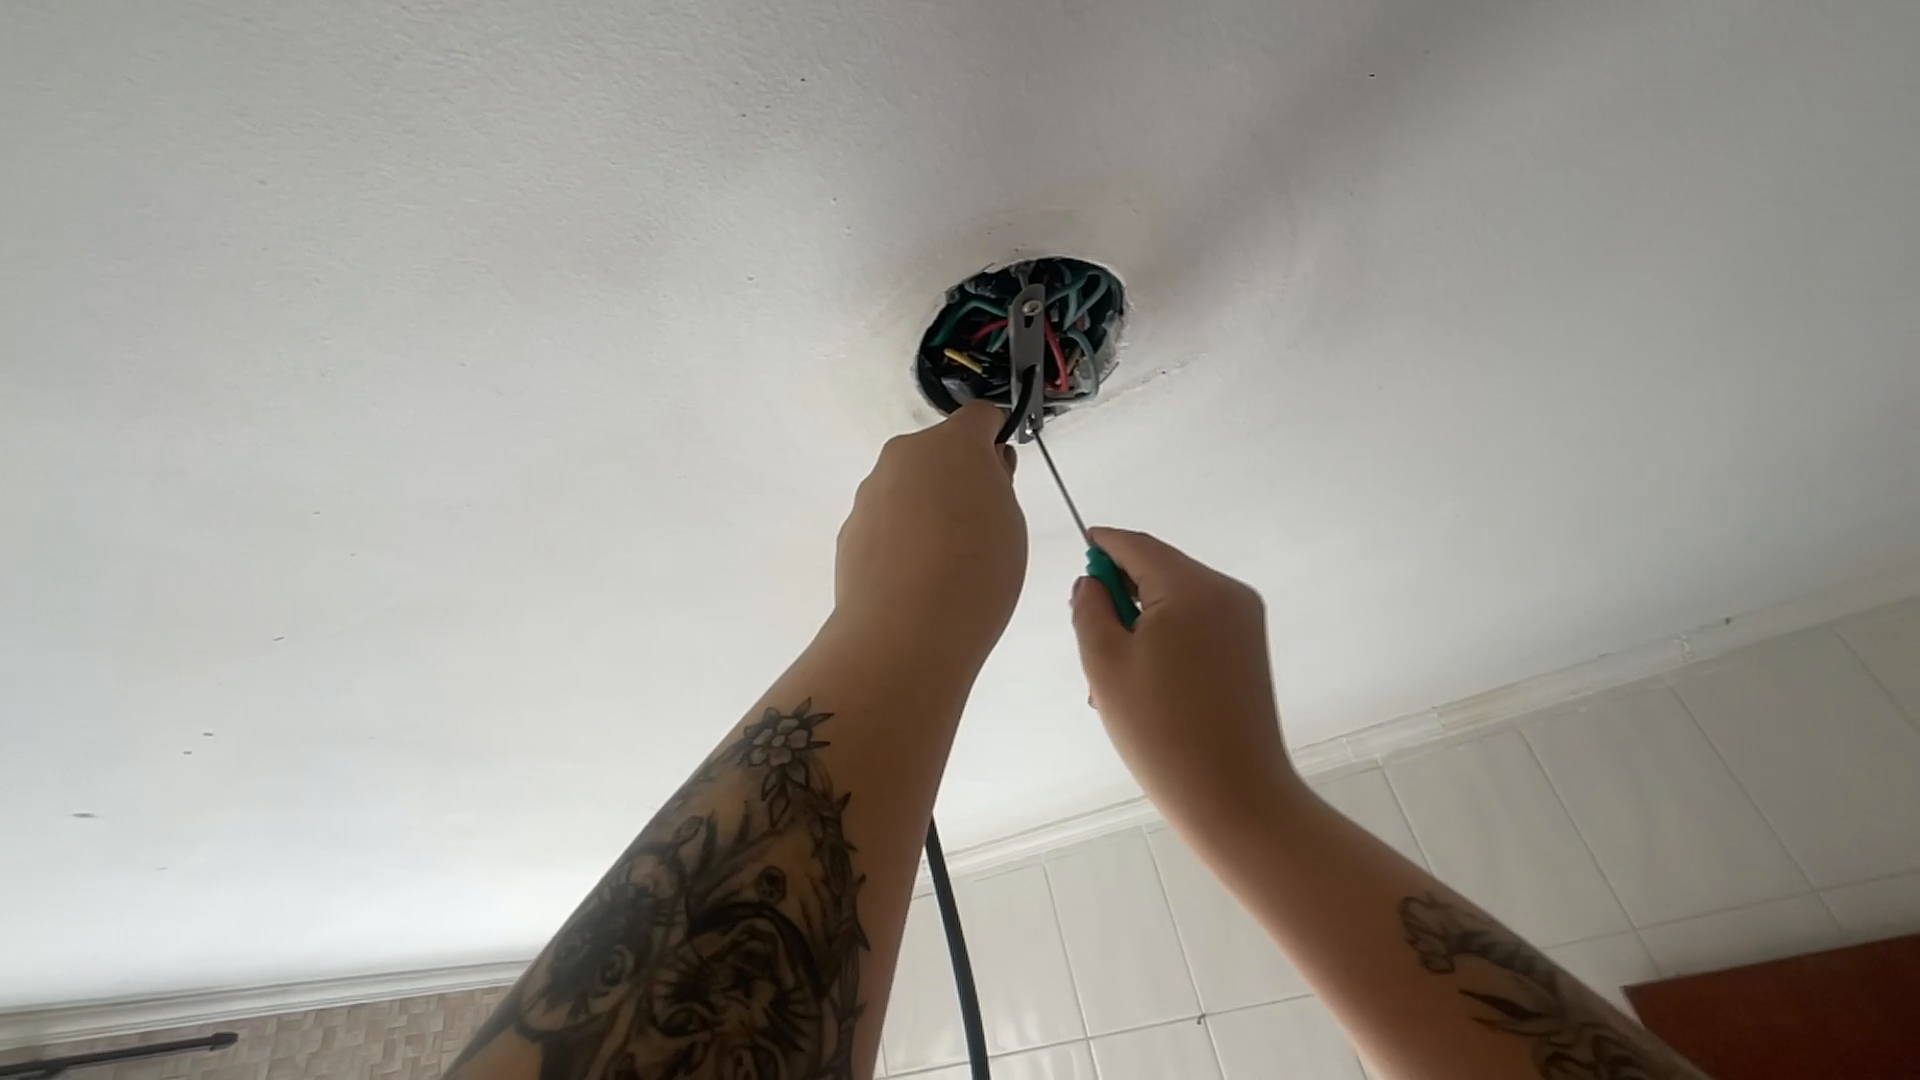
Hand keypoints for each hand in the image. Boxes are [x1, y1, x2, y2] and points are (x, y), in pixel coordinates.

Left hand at [834, 402, 1027, 663]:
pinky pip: (886, 520)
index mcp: (952, 444)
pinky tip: (914, 578)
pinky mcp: (850, 529)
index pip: (980, 418)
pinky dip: (901, 537)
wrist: (906, 631)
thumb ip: (998, 483)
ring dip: (927, 507)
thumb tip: (984, 469)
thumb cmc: (976, 571)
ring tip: (944, 562)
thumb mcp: (1011, 522)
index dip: (996, 440)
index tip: (1002, 473)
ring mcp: (871, 492)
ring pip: (908, 487)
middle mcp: (904, 456)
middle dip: (958, 477)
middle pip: (939, 452)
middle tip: (978, 527)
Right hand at [1070, 528, 1300, 828]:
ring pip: (1176, 599)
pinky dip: (1165, 636)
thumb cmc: (1160, 731)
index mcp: (1192, 588)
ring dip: (1140, 620)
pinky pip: (1197, 623)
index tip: (1079, 549)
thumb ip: (1090, 610)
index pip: (1137, 545)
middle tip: (1089, 632)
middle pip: (1159, 570)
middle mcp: (1226, 592)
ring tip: (1113, 674)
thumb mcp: (1105, 665)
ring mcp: (1244, 620)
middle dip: (1121, 591)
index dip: (1103, 544)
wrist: (1236, 798)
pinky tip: (1144, 680)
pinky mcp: (1249, 648)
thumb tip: (1092, 583)